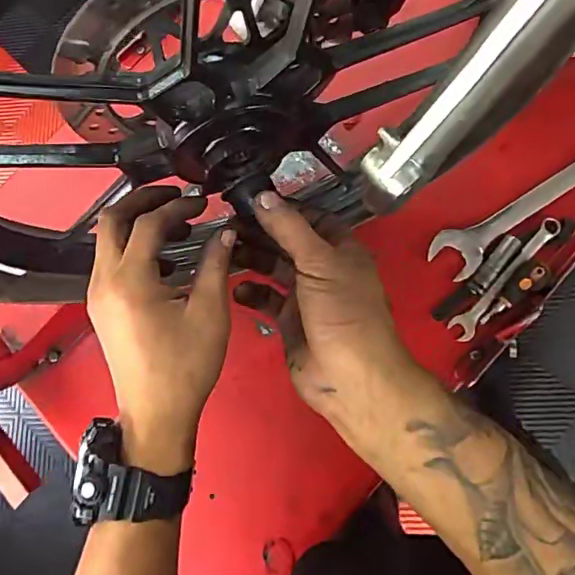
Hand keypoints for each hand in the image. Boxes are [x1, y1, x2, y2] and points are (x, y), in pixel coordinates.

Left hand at [88, 186, 235, 474]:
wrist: (155, 414)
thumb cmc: (183, 370)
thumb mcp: (209, 313)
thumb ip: (216, 265)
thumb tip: (224, 232)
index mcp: (130, 281)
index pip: (149, 223)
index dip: (177, 207)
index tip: (200, 204)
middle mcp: (105, 282)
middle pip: (113, 219)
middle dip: (143, 200)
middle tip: (174, 196)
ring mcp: (98, 295)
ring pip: (107, 239)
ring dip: (137, 223)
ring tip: (174, 224)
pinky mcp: (102, 307)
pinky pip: (110, 261)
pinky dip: (133, 246)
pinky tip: (165, 257)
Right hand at [234, 191, 438, 440]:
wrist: (351, 378)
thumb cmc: (343, 312)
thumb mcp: (319, 262)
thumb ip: (289, 228)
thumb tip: (263, 196)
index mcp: (340, 249)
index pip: (308, 218)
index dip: (281, 208)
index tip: (247, 200)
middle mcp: (323, 268)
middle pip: (287, 242)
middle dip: (260, 233)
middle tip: (225, 224)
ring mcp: (306, 296)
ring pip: (274, 268)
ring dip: (251, 259)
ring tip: (223, 250)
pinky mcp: (290, 320)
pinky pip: (267, 299)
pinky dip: (251, 292)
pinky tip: (234, 289)